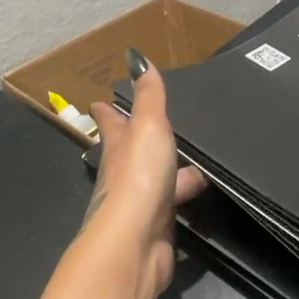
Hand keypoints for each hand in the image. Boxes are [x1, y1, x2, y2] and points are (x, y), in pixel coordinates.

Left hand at [82, 49, 206, 293]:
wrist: (135, 242)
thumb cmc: (138, 178)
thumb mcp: (148, 127)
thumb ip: (149, 96)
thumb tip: (135, 57)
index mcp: (118, 148)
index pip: (111, 124)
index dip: (107, 113)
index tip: (98, 103)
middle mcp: (123, 175)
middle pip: (131, 153)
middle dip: (137, 142)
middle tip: (151, 130)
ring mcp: (140, 204)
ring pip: (158, 181)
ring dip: (171, 173)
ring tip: (195, 165)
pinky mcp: (157, 229)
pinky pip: (174, 207)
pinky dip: (184, 200)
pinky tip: (200, 198)